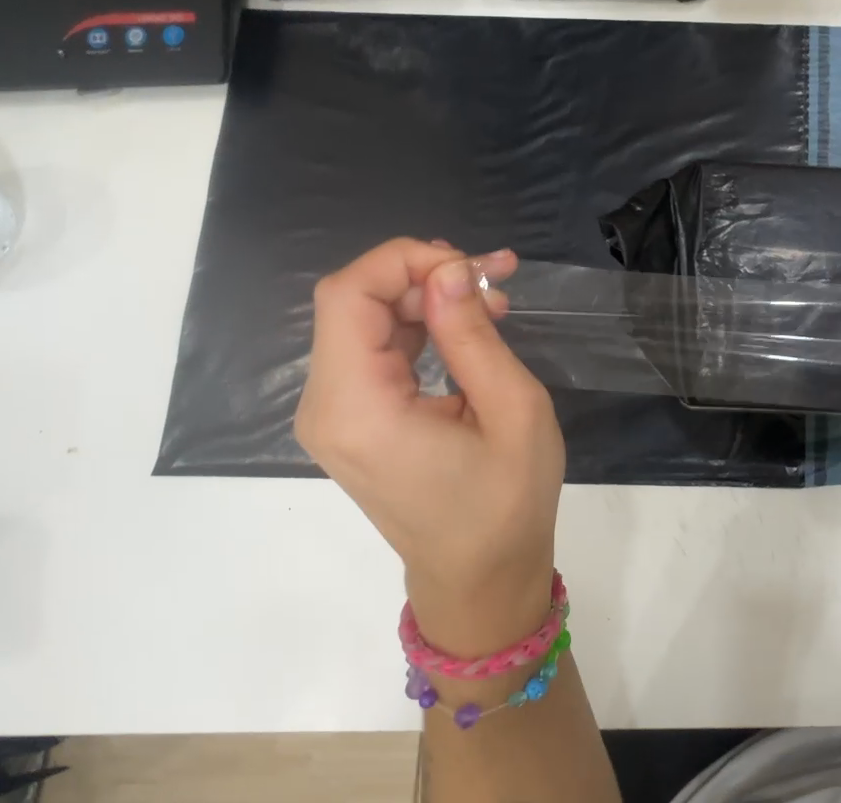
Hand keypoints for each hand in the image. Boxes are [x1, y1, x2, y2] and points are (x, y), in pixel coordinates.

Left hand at [295, 239, 565, 653]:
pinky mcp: (352, 421)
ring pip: (363, 322)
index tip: (473, 268)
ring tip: (496, 297)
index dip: (405, 261)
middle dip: (424, 275)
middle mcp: (326, 407)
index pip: (349, 296)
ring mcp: (334, 416)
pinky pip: (373, 352)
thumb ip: (473, 335)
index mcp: (358, 408)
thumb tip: (449, 270)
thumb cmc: (507, 502)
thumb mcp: (514, 410)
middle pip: (353, 304)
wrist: (481, 579)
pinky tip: (470, 327)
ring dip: (426, 299)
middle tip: (497, 277)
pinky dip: (418, 328)